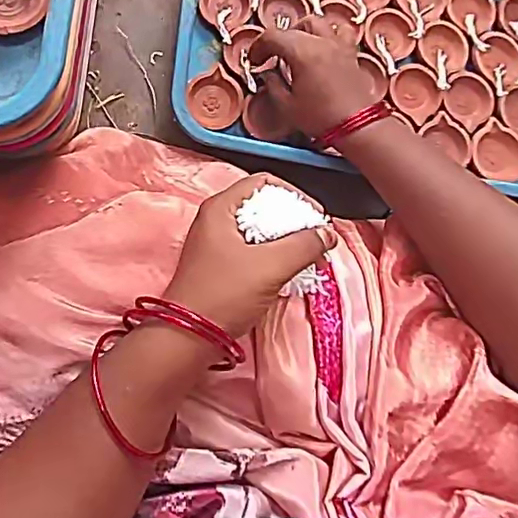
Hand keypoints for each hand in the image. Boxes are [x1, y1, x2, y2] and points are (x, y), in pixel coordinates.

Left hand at [162, 174, 336, 334]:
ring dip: (286, 241)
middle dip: (293, 221)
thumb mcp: (270, 266)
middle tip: (316, 241)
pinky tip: (288, 273)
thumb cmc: (223, 294)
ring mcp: (215, 243)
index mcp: (220, 208)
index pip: (263, 183)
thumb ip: (304, 245)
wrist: (190, 334)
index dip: (295, 195)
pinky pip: (252, 249)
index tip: (316, 217)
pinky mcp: (218, 264)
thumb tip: (327, 233)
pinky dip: (272, 256)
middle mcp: (214, 220)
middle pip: (263, 206)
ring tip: (308, 260)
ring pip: (259, 230)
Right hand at [251, 27, 378, 138]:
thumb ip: (272, 84)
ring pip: (316, 23)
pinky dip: (326, 34)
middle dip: (276, 40)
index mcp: (301, 52)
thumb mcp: (286, 105)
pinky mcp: (351, 53)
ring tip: (294, 48)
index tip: (254, 61)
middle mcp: (321, 42)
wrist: (357, 126)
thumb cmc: (320, 117)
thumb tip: (268, 74)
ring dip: (300, 31)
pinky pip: (338, 31)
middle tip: (269, 57)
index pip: (272, 36)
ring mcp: (339, 45)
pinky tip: (321, 48)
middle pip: (292, 28)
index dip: (258, 47)